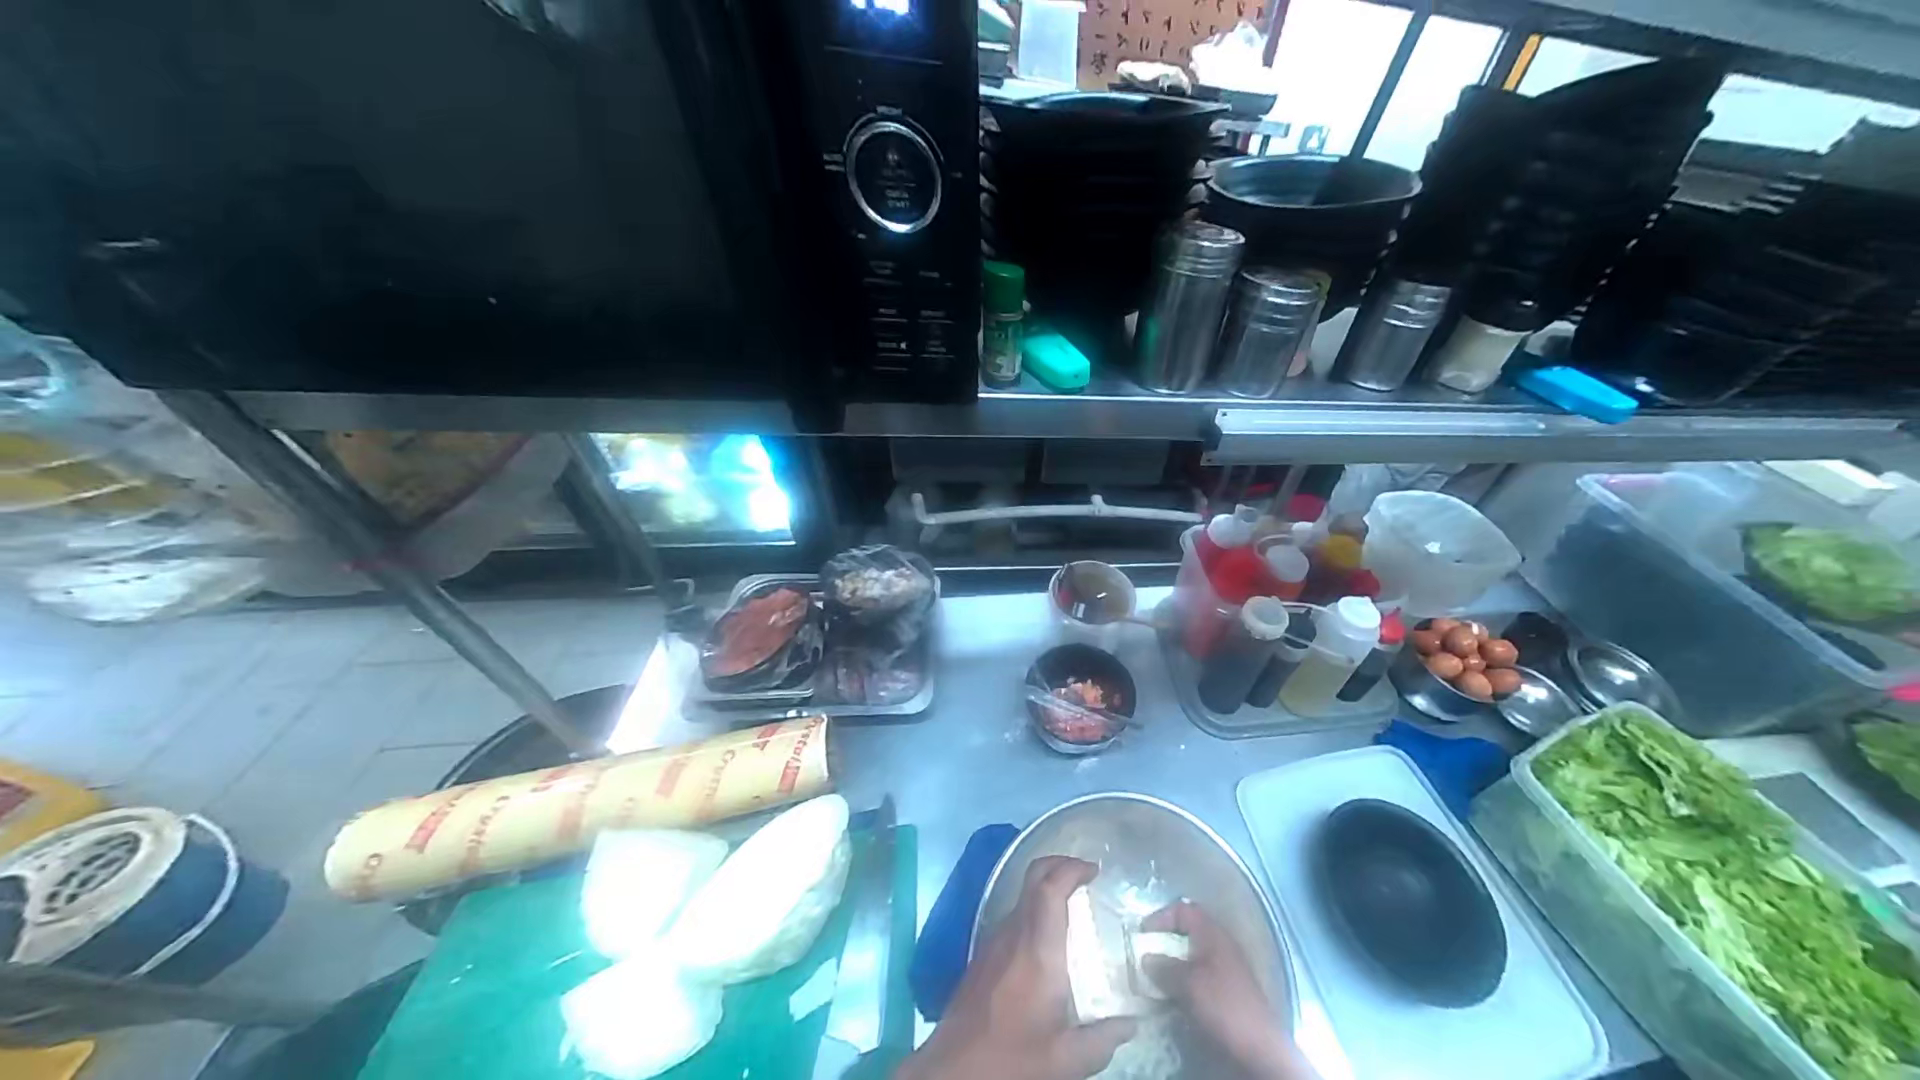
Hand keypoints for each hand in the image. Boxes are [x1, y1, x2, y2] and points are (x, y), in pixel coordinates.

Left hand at [897, 856, 1136, 1079]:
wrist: (953, 1069)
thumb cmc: (1011, 1058)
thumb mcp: (1065, 1059)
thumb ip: (1102, 1040)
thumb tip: (1130, 1024)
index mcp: (1037, 950)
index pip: (1049, 889)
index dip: (1071, 869)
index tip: (1094, 869)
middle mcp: (1013, 934)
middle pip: (1033, 878)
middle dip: (1059, 864)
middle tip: (1086, 874)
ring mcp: (994, 940)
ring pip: (1022, 896)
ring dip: (1046, 888)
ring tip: (1074, 904)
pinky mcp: (983, 953)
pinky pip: (1013, 916)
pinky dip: (1035, 909)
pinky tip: (1048, 937)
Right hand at [1141, 901, 1308, 1079]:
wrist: (1260, 1051)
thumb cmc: (1223, 1006)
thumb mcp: (1188, 983)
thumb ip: (1163, 966)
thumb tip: (1146, 958)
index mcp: (1213, 935)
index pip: (1183, 909)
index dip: (1161, 916)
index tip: (1143, 934)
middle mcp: (1219, 947)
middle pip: (1186, 933)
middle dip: (1163, 942)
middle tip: (1144, 956)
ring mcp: (1224, 971)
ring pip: (1190, 958)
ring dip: (1170, 966)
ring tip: (1152, 980)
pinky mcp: (1225, 994)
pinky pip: (1196, 978)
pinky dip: (1181, 983)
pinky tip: (1170, 998)